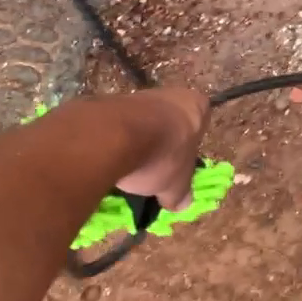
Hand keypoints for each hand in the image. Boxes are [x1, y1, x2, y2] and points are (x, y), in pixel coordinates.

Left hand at [113, 89, 209, 209]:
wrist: (113, 137)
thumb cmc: (160, 155)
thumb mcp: (174, 182)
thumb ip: (179, 193)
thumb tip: (184, 205)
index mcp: (198, 107)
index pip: (198, 124)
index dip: (186, 146)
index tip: (175, 164)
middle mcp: (172, 95)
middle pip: (168, 121)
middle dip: (158, 142)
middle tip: (148, 167)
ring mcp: (139, 97)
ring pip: (139, 122)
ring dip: (132, 141)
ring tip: (122, 168)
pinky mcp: (108, 103)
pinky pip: (113, 126)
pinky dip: (110, 141)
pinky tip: (102, 160)